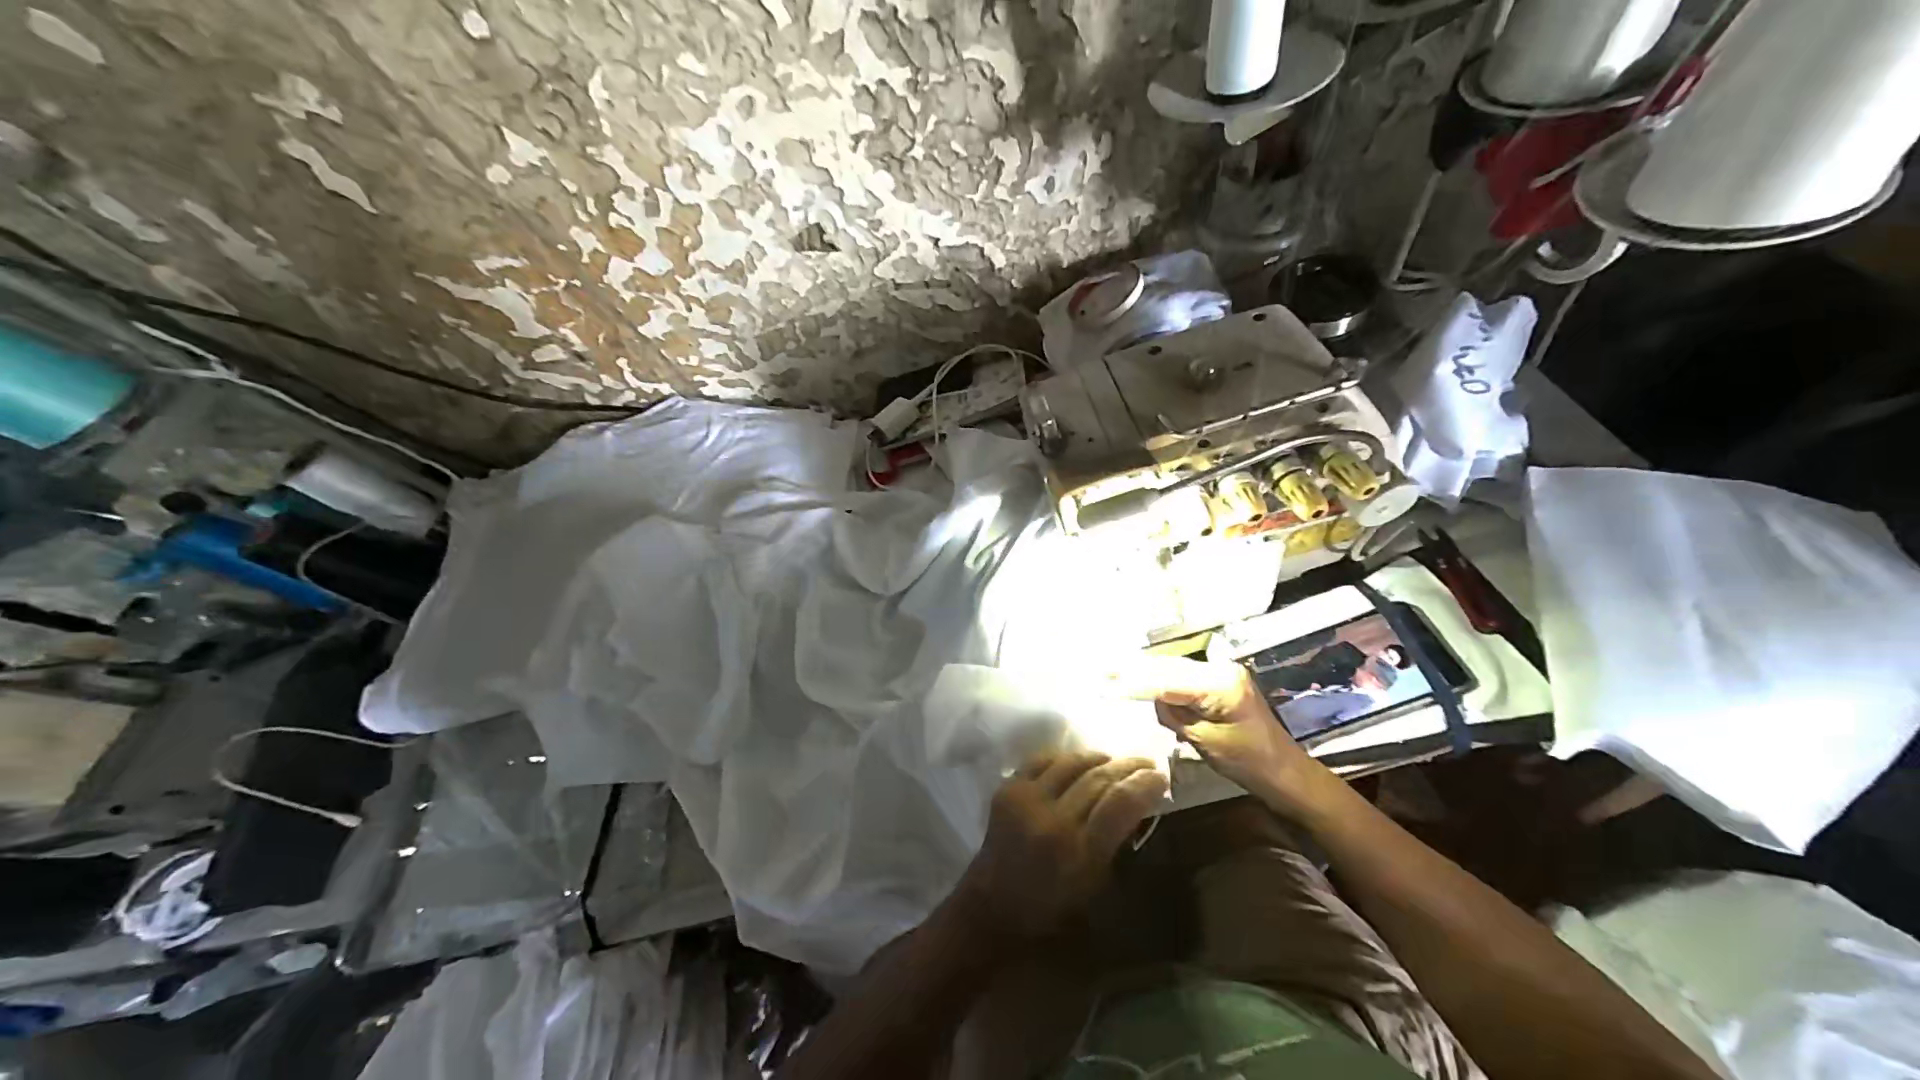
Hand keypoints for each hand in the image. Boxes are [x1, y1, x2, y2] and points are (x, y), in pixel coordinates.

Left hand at [954, 752, 1166, 938]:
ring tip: (1116, 762)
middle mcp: (1054, 819)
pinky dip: (1066, 758)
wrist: (993, 906)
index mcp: (1080, 851)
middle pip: (1099, 777)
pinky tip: (1080, 763)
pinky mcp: (1007, 788)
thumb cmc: (1052, 909)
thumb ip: (1116, 842)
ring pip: (1072, 763)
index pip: (1121, 802)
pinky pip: (1042, 760)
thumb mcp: (1095, 885)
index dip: (1145, 784)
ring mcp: (1027, 799)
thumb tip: (1139, 803)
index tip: (1161, 777)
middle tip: (1147, 763)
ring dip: (1100, 758)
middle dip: (1129, 766)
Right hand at [1116, 656, 1324, 811]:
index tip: (1107, 686)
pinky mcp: (1219, 681)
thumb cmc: (1249, 763)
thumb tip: (1152, 699)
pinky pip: (1183, 676)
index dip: (1135, 684)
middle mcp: (1221, 669)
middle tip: (1103, 672)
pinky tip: (1141, 681)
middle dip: (1135, 670)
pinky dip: (1162, 679)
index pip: (1168, 681)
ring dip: (1145, 672)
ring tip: (1113, 673)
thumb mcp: (1205, 742)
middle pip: (1169, 667)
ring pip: (1174, 668)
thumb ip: (1174, 716)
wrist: (1286, 773)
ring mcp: (1221, 673)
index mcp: (1220, 684)